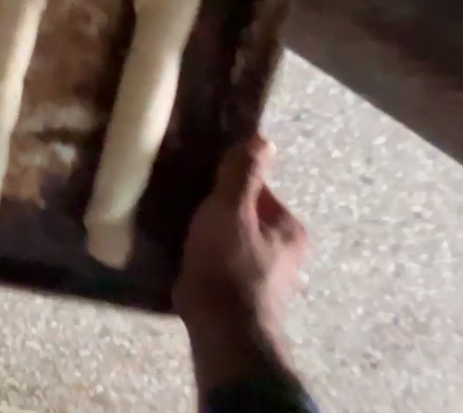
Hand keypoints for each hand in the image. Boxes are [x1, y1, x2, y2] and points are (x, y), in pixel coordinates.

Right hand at [174, 136, 307, 388]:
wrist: (222, 322)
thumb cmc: (228, 260)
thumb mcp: (231, 208)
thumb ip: (243, 174)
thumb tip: (262, 139)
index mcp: (288, 226)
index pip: (254, 186)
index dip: (223, 177)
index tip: (194, 174)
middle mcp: (283, 247)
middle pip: (241, 208)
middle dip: (212, 201)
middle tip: (180, 194)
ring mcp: (263, 268)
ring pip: (228, 231)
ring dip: (204, 223)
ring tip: (173, 216)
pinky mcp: (238, 284)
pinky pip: (217, 251)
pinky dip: (200, 244)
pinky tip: (178, 241)